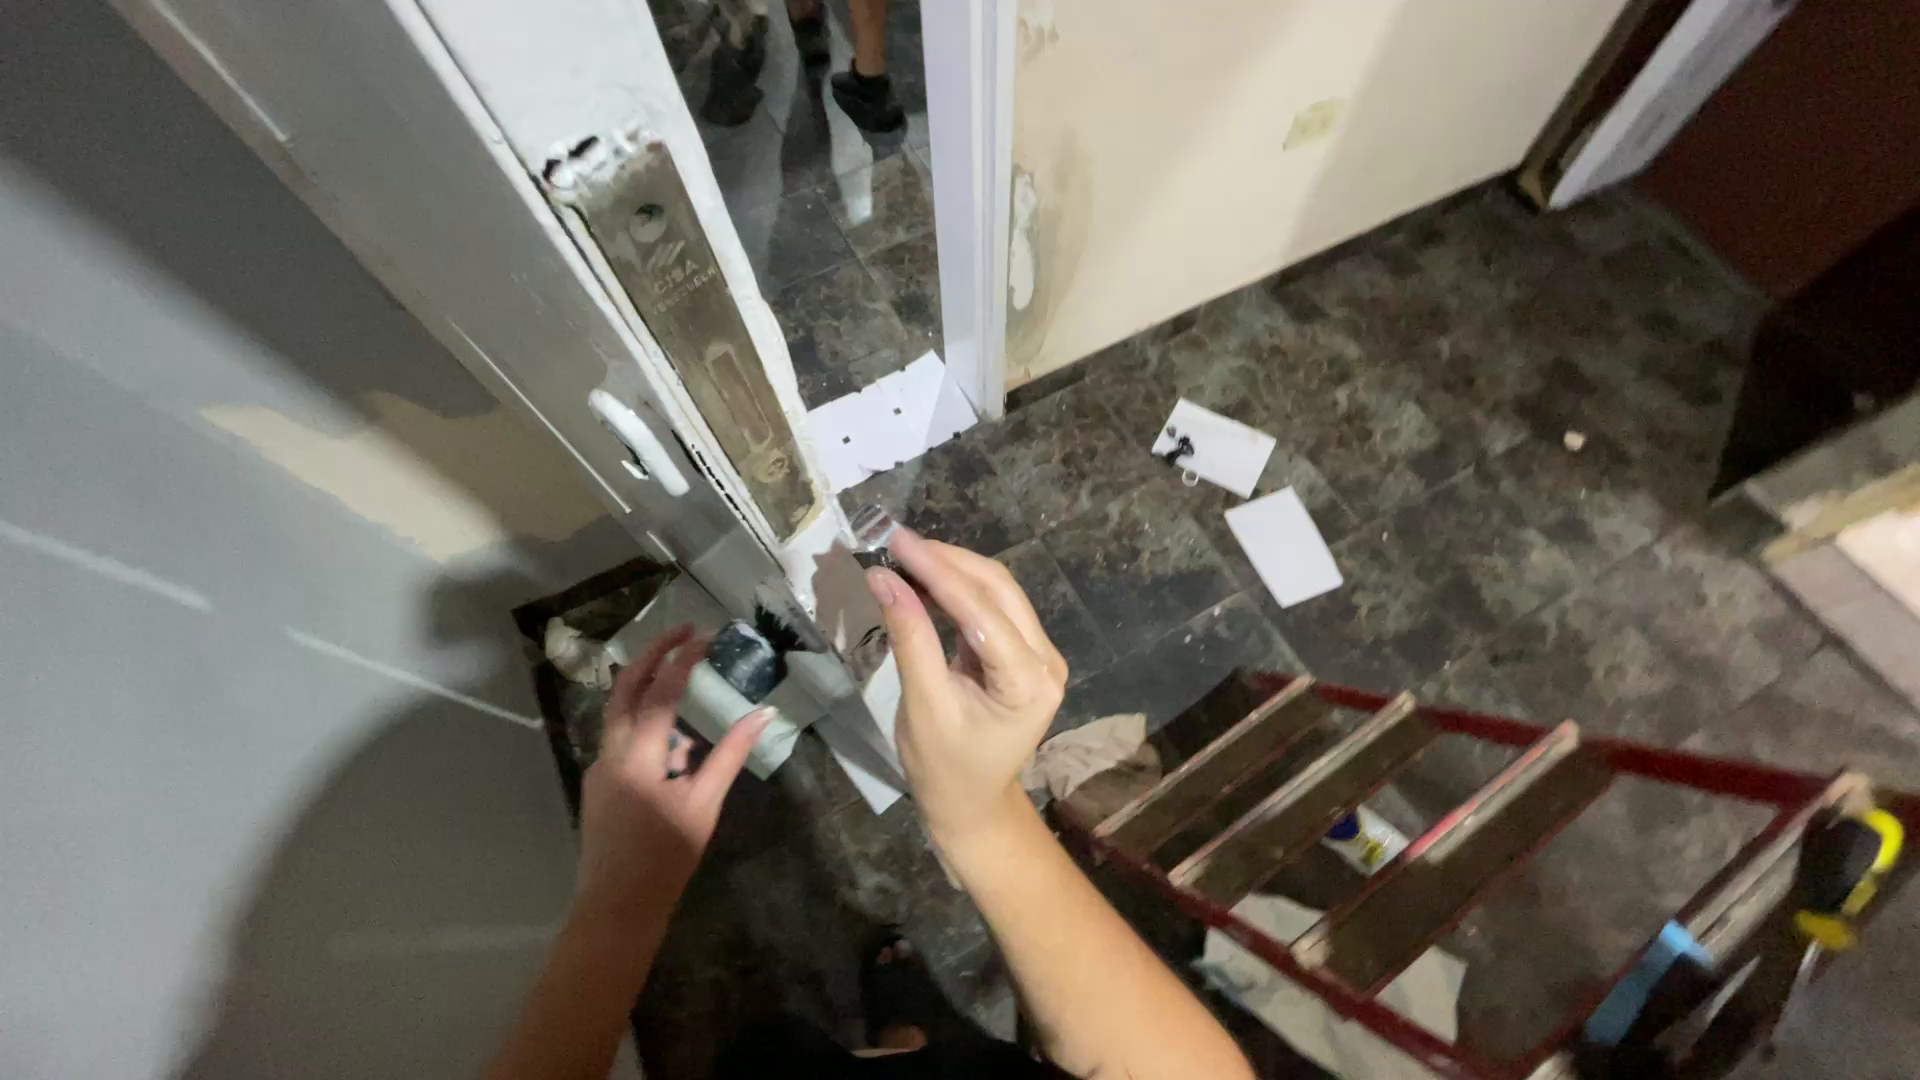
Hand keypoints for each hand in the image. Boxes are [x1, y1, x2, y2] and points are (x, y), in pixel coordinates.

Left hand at [574, 626, 769, 917]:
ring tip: (686, 681)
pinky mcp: (599, 782)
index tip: (705, 636)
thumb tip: (764, 715)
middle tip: (682, 630)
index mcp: (637, 758)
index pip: (660, 694)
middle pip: (624, 688)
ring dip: (649, 687)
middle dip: (651, 653)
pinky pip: (623, 740)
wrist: (616, 908)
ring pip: (619, 711)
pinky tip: (680, 750)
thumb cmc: (666, 858)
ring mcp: (598, 767)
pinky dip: (649, 727)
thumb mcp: (705, 804)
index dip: (682, 660)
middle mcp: (609, 754)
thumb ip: (730, 754)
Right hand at [864, 529, 1067, 846]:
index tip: (896, 541)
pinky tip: (926, 578)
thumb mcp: (923, 704)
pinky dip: (958, 589)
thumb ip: (909, 637)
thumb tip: (882, 577)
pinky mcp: (1025, 652)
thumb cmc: (944, 766)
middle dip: (947, 561)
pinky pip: (993, 607)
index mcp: (1029, 682)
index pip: (981, 611)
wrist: (970, 803)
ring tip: (906, 555)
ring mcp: (1041, 654)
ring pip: (998, 591)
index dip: (937, 571)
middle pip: (998, 589)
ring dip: (953, 569)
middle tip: (897, 542)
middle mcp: (1046, 660)